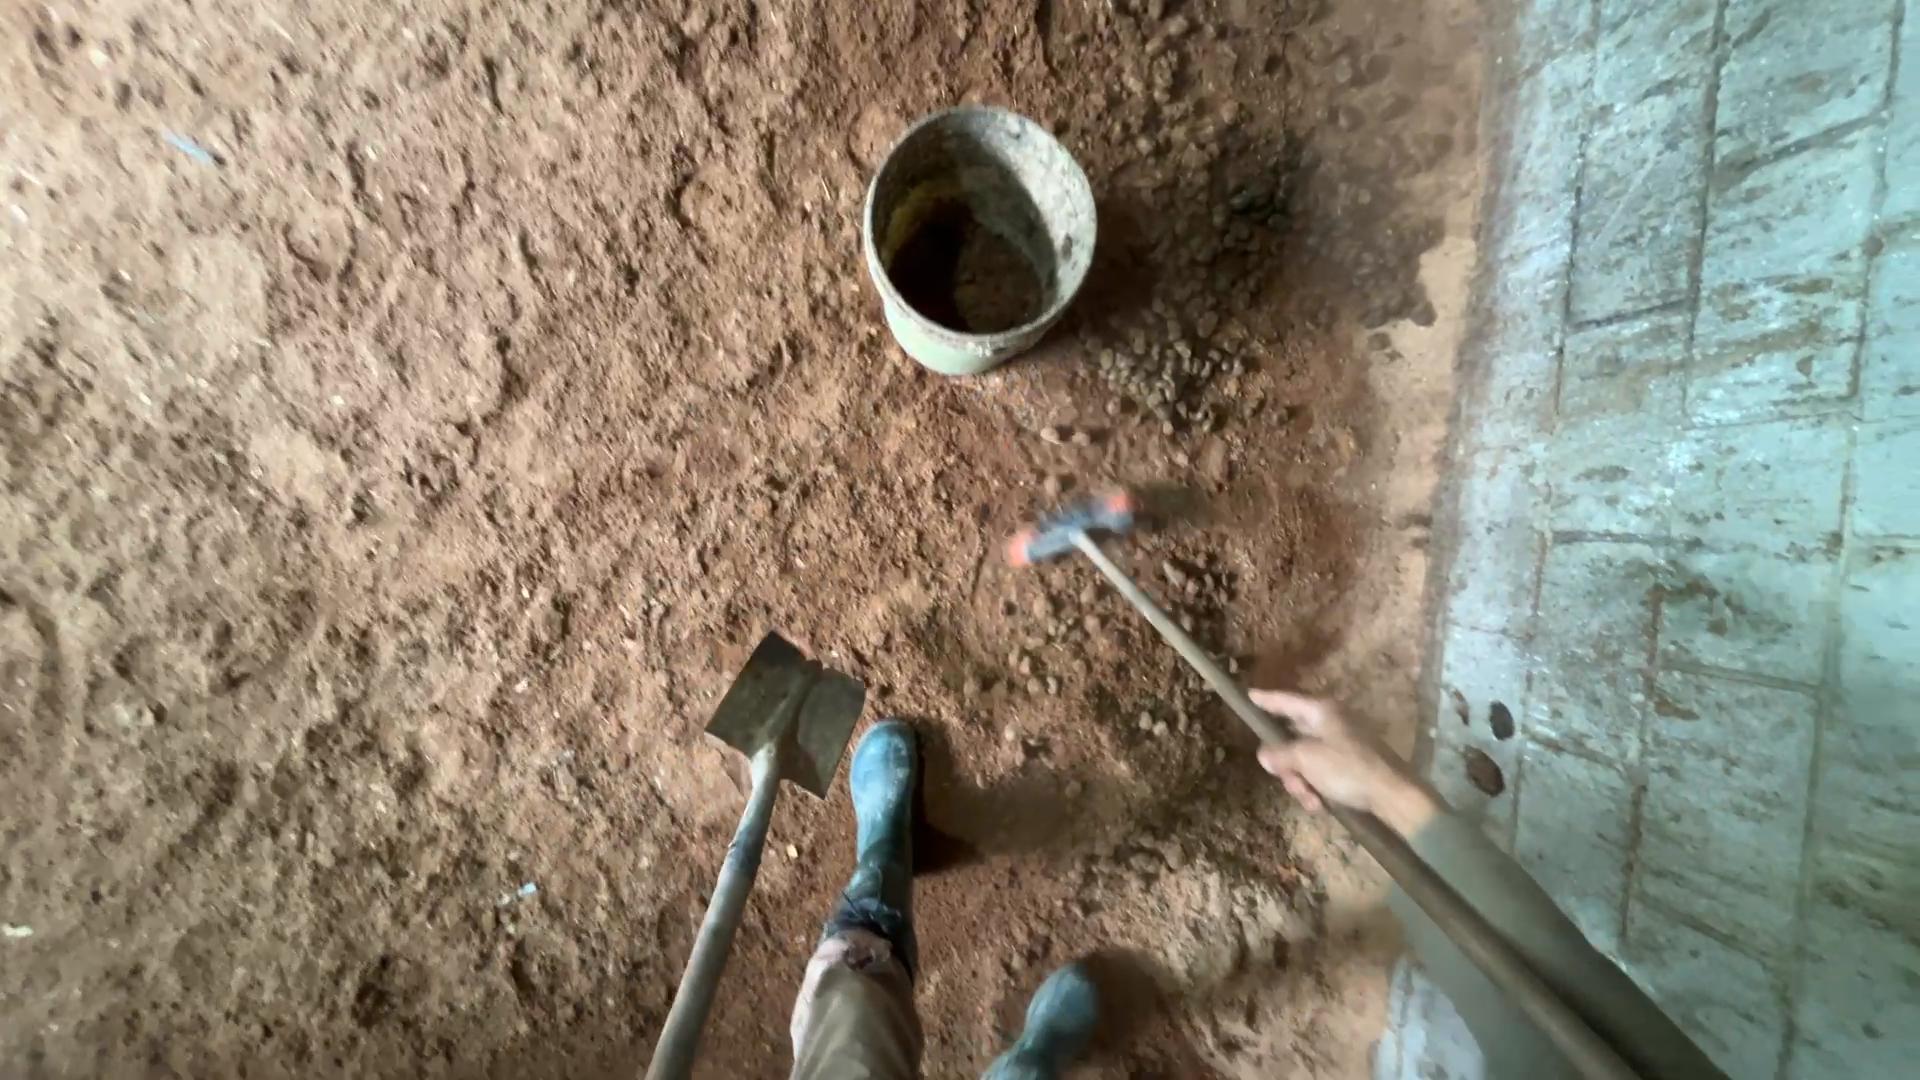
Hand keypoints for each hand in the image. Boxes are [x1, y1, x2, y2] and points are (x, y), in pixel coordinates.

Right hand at [1249, 689, 1441, 836]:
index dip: (1264, 699)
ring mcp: (1341, 741)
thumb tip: (1265, 756)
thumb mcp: (1305, 760)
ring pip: (1303, 757)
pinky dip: (1316, 785)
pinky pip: (1320, 769)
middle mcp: (1330, 721)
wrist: (1396, 797)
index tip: (1248, 696)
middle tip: (1285, 779)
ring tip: (1310, 799)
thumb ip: (1279, 754)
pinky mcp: (1350, 762)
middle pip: (1291, 736)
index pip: (1284, 700)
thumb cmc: (1348, 769)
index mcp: (1320, 711)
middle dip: (1285, 762)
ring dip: (1300, 779)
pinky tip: (1321, 803)